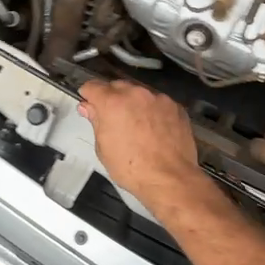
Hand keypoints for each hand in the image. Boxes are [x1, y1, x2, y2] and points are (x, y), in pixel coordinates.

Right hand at [78, 79, 210, 208]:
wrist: (170, 178)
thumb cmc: (131, 168)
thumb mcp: (104, 148)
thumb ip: (96, 122)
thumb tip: (88, 108)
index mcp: (112, 103)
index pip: (93, 86)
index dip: (88, 96)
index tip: (89, 105)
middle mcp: (136, 94)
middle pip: (117, 86)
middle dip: (112, 98)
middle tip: (113, 118)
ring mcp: (158, 98)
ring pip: (140, 93)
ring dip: (134, 103)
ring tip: (137, 125)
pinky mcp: (176, 107)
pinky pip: (158, 103)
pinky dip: (153, 111)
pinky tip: (155, 129)